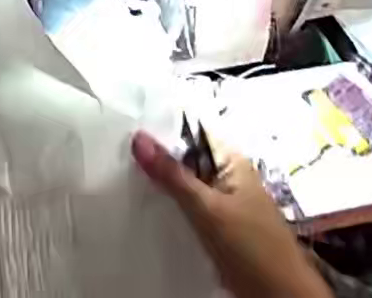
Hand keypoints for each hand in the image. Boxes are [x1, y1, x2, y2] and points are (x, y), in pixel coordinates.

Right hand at [132, 131, 331, 297]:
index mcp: (231, 160)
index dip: (163, 126)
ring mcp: (225, 203)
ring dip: (163, 184)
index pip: (192, 129)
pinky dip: (172, 208)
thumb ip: (173, 175)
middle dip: (159, 157)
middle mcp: (228, 175)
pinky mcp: (221, 229)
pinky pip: (190, 209)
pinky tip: (148, 210)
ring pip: (187, 185)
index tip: (129, 123)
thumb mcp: (208, 210)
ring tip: (125, 176)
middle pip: (187, 157)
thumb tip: (137, 136)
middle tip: (120, 152)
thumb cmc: (252, 248)